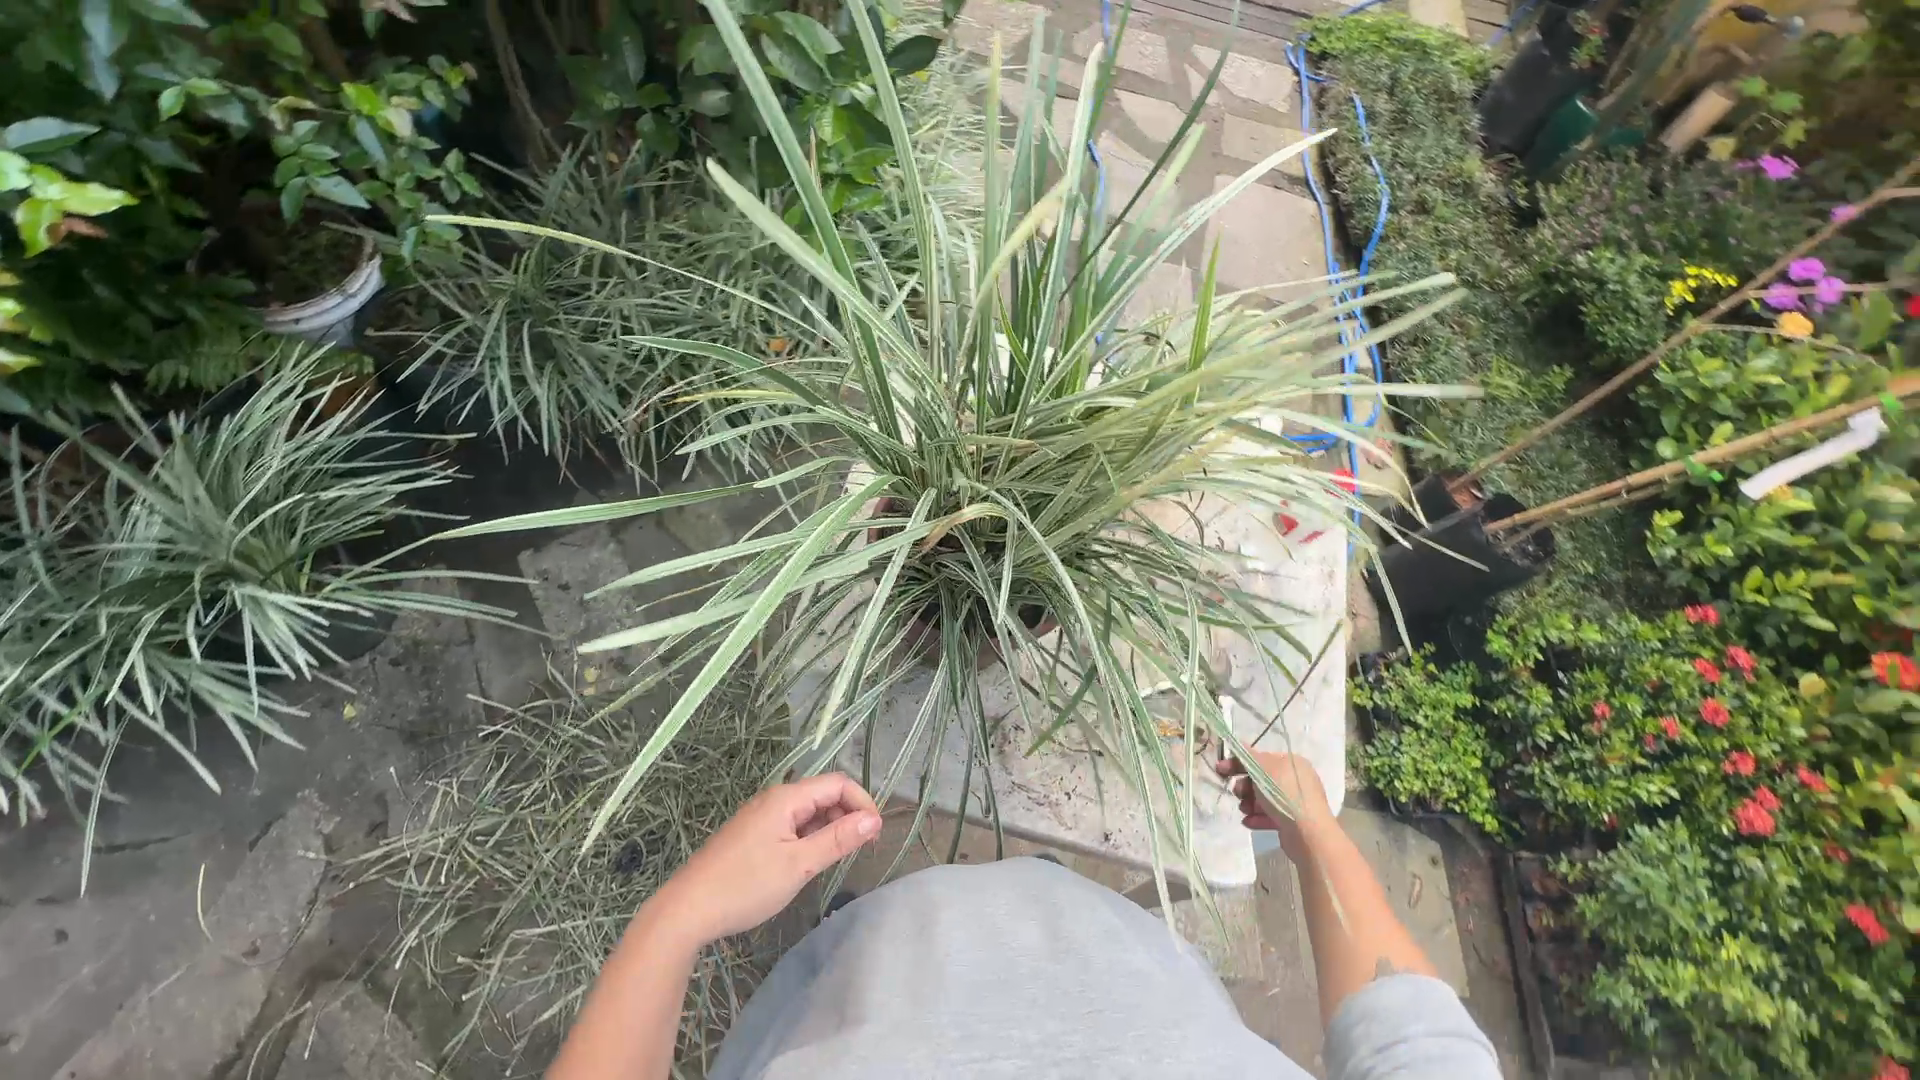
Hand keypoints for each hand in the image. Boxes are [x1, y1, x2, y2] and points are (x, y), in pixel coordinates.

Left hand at [643, 773, 881, 947]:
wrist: (687, 909)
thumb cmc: (746, 886)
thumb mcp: (799, 865)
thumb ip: (838, 839)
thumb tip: (874, 819)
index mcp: (786, 798)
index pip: (838, 783)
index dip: (862, 802)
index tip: (874, 835)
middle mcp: (774, 798)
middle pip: (823, 794)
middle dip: (847, 816)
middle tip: (859, 850)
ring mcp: (761, 815)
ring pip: (807, 811)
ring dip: (828, 828)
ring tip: (833, 860)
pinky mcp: (752, 833)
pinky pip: (791, 824)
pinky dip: (808, 837)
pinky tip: (806, 863)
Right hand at [1214, 751, 1333, 859]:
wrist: (1308, 833)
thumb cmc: (1285, 794)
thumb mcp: (1263, 768)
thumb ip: (1249, 756)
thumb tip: (1239, 744)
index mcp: (1291, 763)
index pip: (1260, 758)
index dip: (1239, 762)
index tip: (1220, 770)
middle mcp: (1295, 780)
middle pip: (1261, 779)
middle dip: (1244, 786)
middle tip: (1237, 793)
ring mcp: (1294, 802)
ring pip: (1264, 799)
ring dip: (1249, 803)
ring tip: (1245, 810)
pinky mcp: (1292, 821)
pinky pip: (1270, 815)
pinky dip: (1257, 817)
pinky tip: (1248, 821)